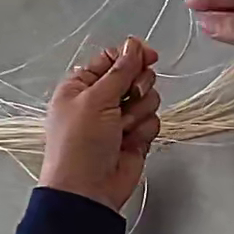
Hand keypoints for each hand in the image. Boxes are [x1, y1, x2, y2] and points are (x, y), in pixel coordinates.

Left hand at [40, 36, 161, 211]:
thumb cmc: (80, 142)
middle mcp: (101, 99)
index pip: (113, 59)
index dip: (132, 55)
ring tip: (122, 129)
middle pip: (135, 76)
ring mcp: (120, 119)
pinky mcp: (136, 137)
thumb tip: (134, 43)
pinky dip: (143, 131)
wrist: (87, 189)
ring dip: (139, 112)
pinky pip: (152, 121)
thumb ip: (120, 70)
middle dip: (137, 87)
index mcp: (82, 85)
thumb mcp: (95, 99)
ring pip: (148, 99)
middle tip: (129, 98)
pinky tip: (130, 142)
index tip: (149, 57)